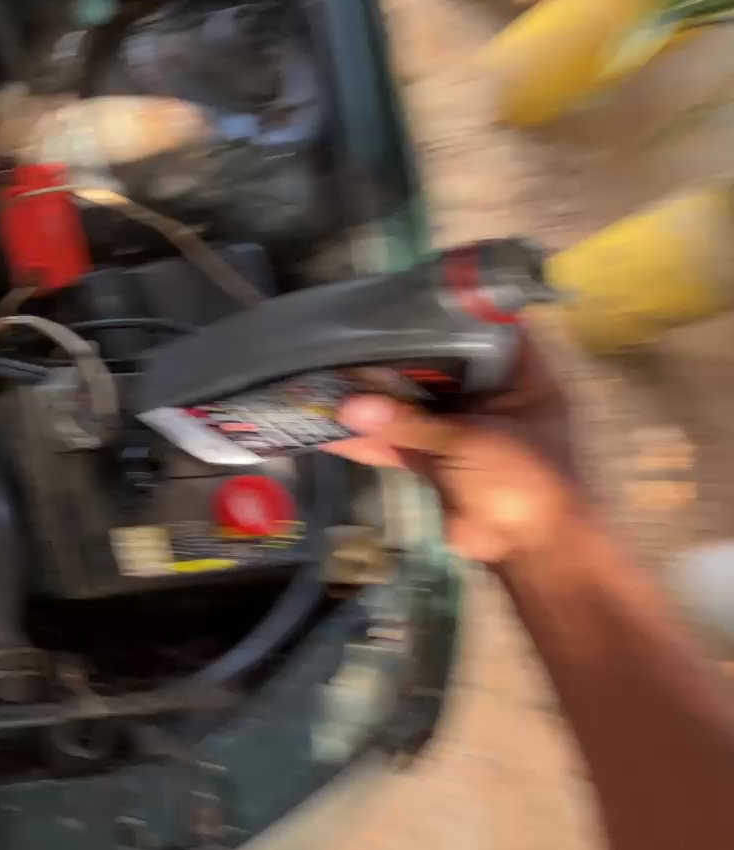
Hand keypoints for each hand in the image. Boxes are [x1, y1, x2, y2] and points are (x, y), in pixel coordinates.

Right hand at [323, 337, 585, 563]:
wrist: (527, 550)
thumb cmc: (526, 483)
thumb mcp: (470, 443)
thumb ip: (407, 424)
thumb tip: (344, 407)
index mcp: (520, 381)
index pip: (489, 331)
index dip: (450, 312)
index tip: (403, 300)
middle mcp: (486, 398)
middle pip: (434, 367)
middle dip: (390, 357)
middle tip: (345, 335)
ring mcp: (454, 428)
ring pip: (405, 405)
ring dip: (367, 399)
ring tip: (321, 379)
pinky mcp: (428, 457)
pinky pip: (388, 441)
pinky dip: (358, 438)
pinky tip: (322, 430)